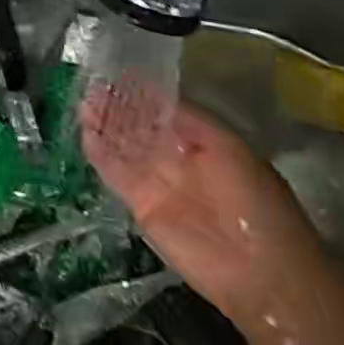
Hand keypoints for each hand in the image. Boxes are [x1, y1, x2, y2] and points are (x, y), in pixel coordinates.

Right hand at [81, 78, 343, 344]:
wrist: (259, 270)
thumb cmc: (255, 202)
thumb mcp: (229, 147)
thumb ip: (190, 119)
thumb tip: (154, 93)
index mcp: (201, 143)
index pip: (163, 111)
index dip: (142, 93)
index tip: (119, 74)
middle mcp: (176, 158)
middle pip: (139, 126)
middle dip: (117, 106)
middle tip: (94, 86)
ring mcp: (156, 181)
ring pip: (123, 146)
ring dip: (103, 125)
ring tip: (83, 103)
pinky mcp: (140, 204)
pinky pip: (115, 173)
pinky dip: (99, 153)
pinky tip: (86, 133)